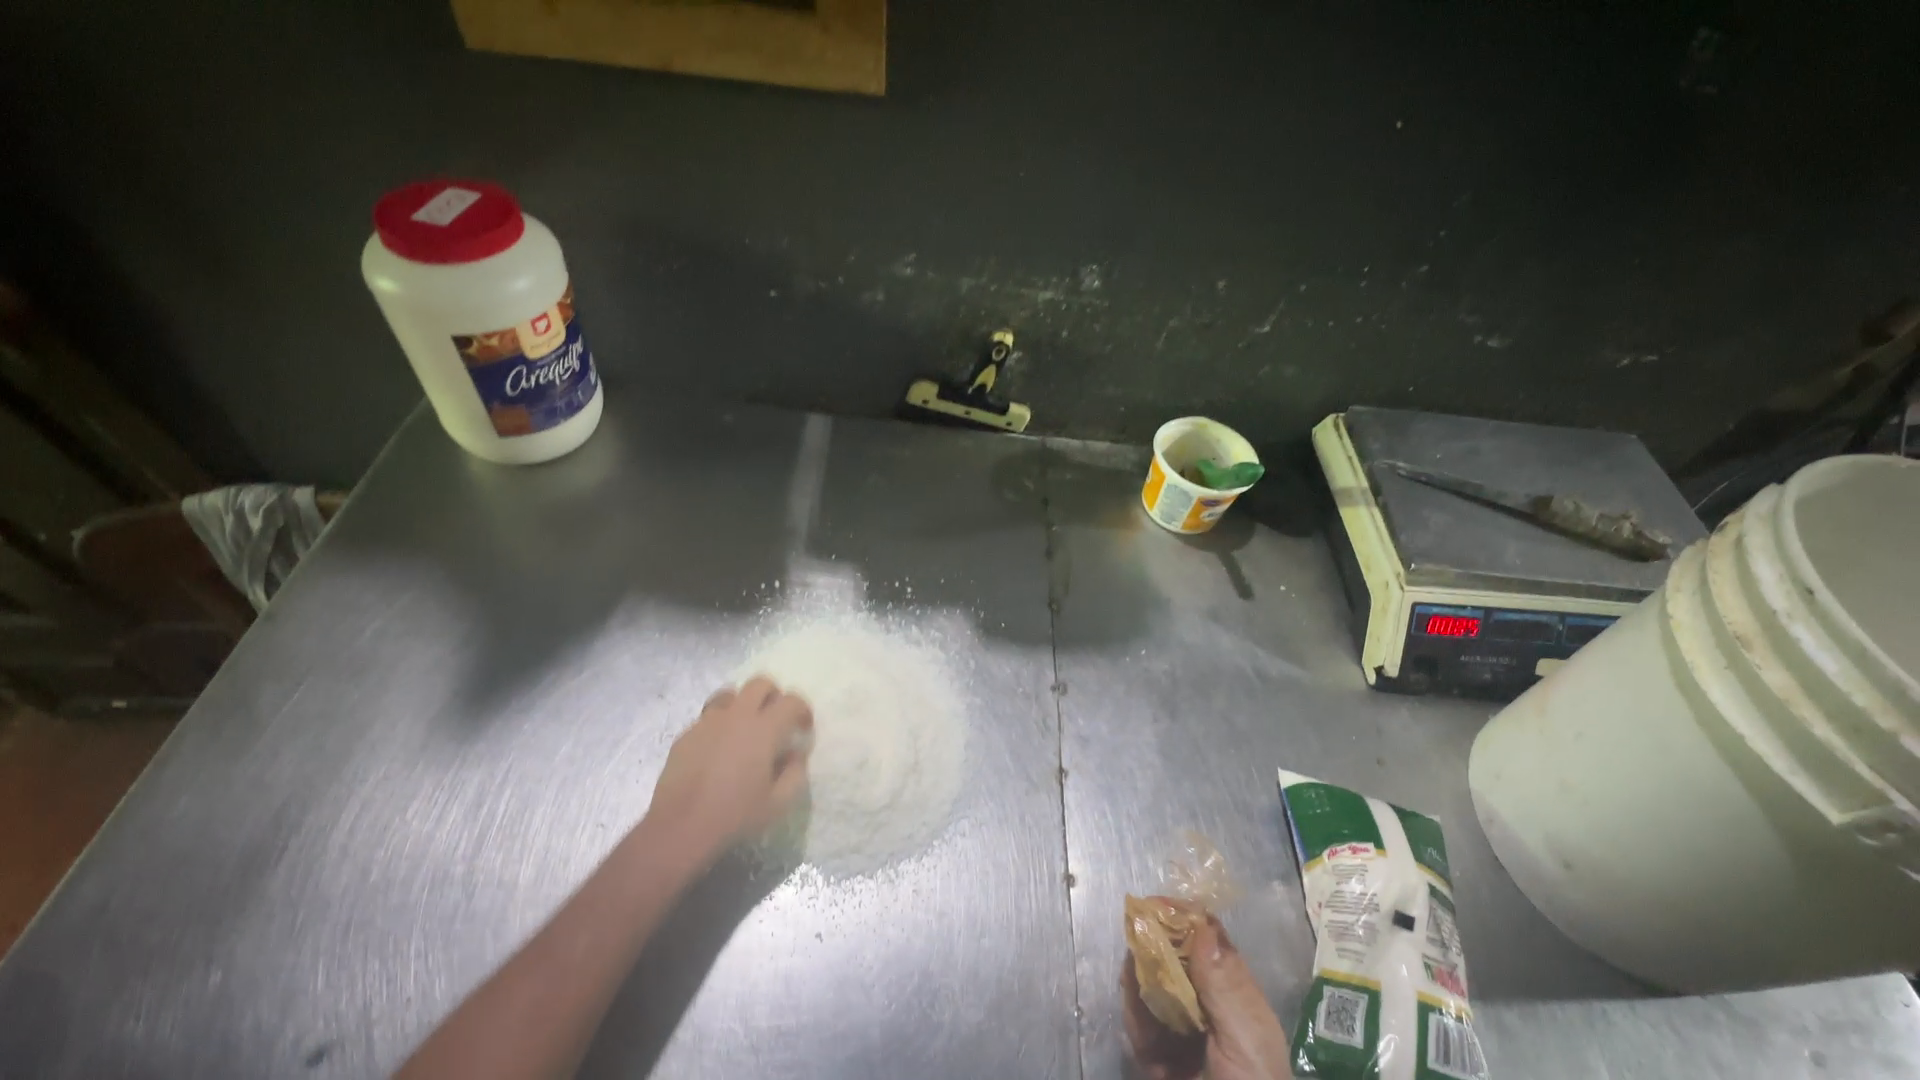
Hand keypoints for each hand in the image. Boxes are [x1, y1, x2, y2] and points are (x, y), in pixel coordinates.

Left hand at [646, 677, 812, 851]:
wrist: (680, 826)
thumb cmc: (735, 815)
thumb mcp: (778, 803)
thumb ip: (795, 773)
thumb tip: (795, 754)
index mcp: (763, 729)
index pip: (791, 701)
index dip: (803, 710)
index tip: (803, 728)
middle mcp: (736, 716)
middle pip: (759, 683)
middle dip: (774, 695)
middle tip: (776, 719)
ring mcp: (707, 722)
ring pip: (730, 694)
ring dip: (743, 704)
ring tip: (744, 729)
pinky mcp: (686, 734)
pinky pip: (708, 717)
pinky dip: (720, 725)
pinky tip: (718, 751)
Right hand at [1123, 909, 1291, 1079]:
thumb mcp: (1245, 1037)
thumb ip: (1222, 985)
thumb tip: (1203, 927)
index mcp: (1239, 1004)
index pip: (1214, 950)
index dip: (1191, 923)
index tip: (1165, 903)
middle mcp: (1210, 1014)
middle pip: (1180, 966)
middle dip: (1160, 940)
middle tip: (1140, 917)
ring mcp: (1182, 1037)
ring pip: (1156, 990)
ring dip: (1143, 967)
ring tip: (1132, 945)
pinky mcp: (1158, 1060)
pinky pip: (1141, 1025)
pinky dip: (1133, 1004)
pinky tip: (1129, 984)